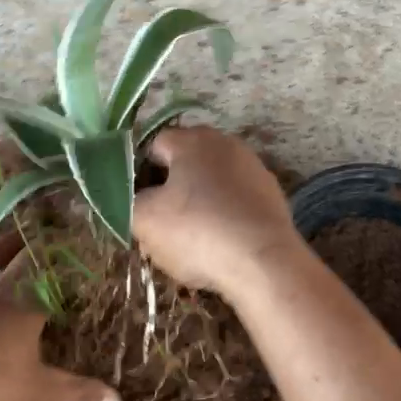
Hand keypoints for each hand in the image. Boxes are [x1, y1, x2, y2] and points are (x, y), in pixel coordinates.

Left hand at [0, 233, 121, 400]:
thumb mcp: (35, 393)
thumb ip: (77, 395)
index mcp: (21, 303)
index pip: (50, 266)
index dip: (66, 250)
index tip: (81, 234)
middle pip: (14, 253)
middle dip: (34, 240)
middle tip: (51, 230)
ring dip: (1, 251)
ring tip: (13, 245)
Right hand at [133, 126, 305, 297]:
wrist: (264, 261)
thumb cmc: (198, 232)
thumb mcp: (144, 219)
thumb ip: (128, 200)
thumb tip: (138, 197)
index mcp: (194, 140)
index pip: (154, 147)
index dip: (138, 175)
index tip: (135, 205)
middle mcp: (227, 144)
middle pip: (186, 165)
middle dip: (170, 192)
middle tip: (159, 226)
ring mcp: (254, 168)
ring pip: (212, 185)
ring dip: (198, 206)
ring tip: (190, 242)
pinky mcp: (272, 195)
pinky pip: (236, 202)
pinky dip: (225, 218)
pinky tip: (221, 245)